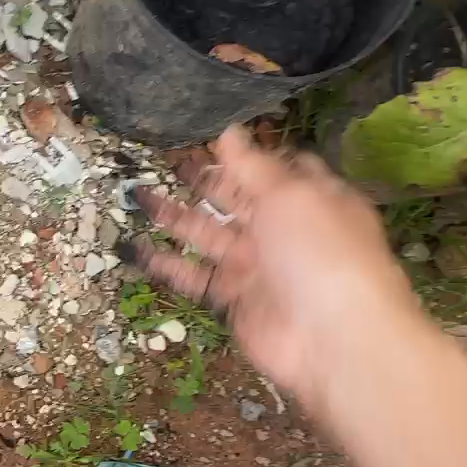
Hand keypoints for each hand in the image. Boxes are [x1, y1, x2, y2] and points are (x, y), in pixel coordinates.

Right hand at [130, 125, 424, 405]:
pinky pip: (192, 274)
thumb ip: (252, 165)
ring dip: (174, 215)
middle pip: (234, 199)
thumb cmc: (320, 253)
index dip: (242, 154)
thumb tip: (229, 130)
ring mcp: (254, 264)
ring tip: (139, 195)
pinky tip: (135, 247)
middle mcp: (281, 229)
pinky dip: (164, 262)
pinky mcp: (230, 296)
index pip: (274, 168)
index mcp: (307, 199)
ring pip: (206, 234)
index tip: (205, 136)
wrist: (330, 336)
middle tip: (164, 159)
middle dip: (201, 180)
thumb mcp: (290, 196)